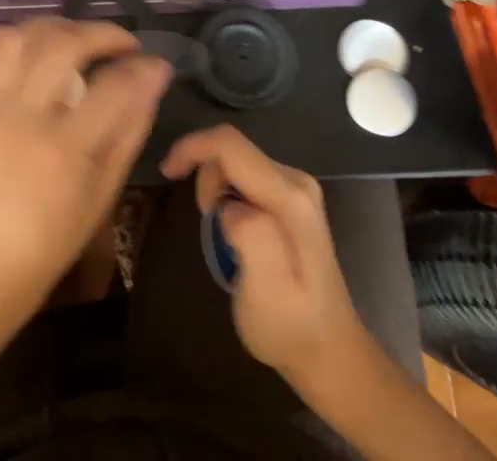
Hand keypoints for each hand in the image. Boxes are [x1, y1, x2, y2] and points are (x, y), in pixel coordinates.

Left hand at [0, 18, 170, 307]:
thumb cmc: (55, 234)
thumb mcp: (106, 189)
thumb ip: (130, 128)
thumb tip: (154, 76)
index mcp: (63, 148)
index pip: (112, 85)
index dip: (142, 67)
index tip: (155, 64)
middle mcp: (21, 116)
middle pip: (62, 44)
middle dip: (101, 32)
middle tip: (122, 43)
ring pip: (17, 37)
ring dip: (53, 27)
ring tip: (76, 39)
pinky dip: (0, 36)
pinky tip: (26, 44)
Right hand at [161, 126, 364, 384]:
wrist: (329, 352)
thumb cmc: (290, 325)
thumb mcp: (267, 289)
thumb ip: (251, 237)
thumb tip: (229, 205)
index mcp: (289, 197)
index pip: (229, 145)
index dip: (191, 149)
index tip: (167, 175)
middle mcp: (296, 182)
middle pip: (231, 151)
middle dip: (204, 179)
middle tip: (207, 227)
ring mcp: (296, 190)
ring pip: (235, 163)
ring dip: (214, 190)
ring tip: (220, 236)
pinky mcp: (291, 201)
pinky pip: (244, 178)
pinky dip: (225, 196)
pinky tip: (231, 231)